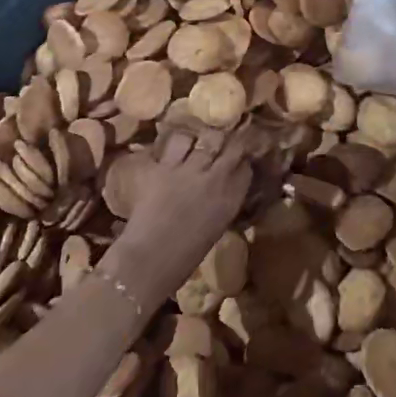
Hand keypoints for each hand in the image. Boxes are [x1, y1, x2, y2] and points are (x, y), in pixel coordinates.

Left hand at [102, 132, 251, 306]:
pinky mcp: (163, 166)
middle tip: (225, 139)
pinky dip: (176, 143)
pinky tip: (174, 145)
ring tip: (199, 140)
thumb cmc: (184, 257)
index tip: (240, 157)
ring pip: (205, 138)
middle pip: (231, 147)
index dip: (243, 161)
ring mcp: (189, 170)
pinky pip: (175, 143)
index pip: (245, 169)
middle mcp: (215, 179)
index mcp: (230, 200)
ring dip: (204, 139)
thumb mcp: (214, 228)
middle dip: (230, 142)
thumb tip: (220, 189)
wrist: (150, 258)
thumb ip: (221, 204)